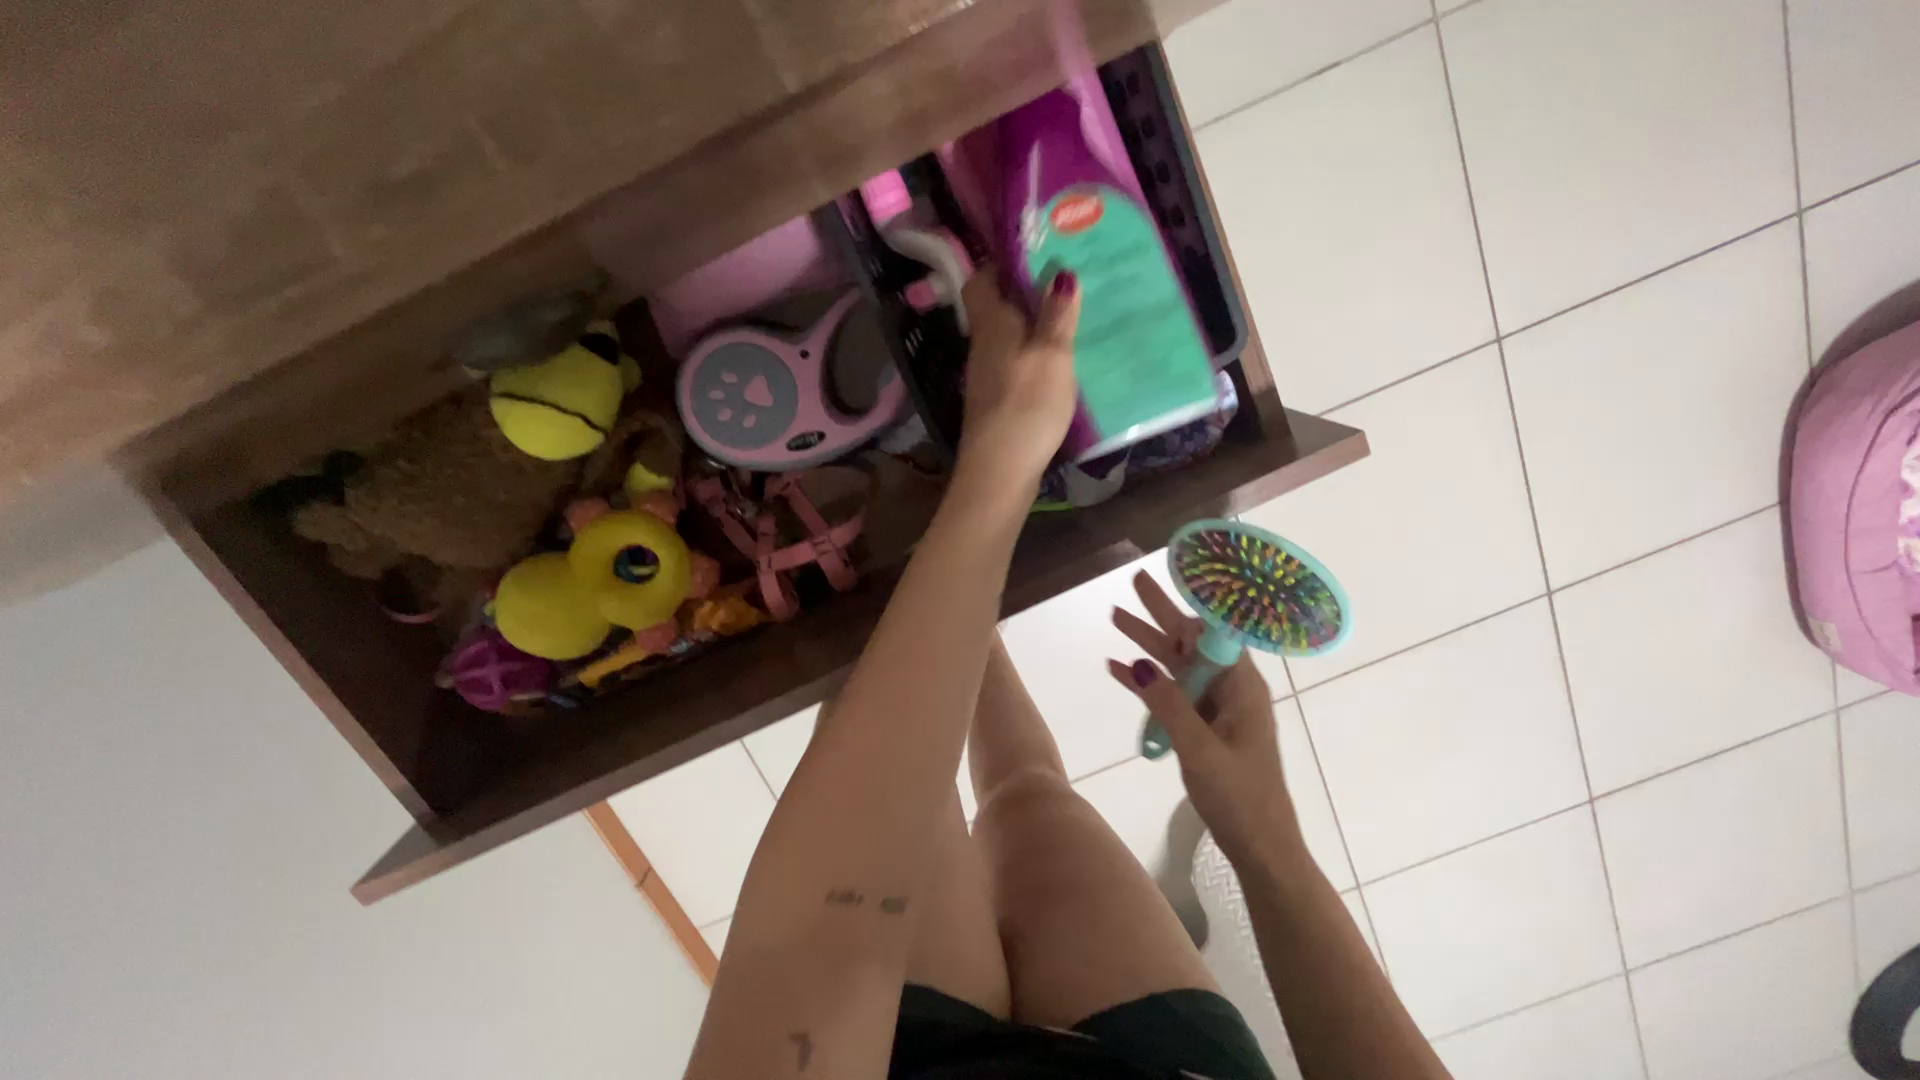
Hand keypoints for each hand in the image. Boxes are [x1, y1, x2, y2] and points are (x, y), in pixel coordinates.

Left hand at [955, 267, 1081, 487]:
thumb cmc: (1026, 405)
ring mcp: (985, 375)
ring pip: (1005, 336)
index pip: (981, 280)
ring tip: (1066, 318)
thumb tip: (1062, 273)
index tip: (1033, 253)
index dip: (1000, 264)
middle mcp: (982, 345)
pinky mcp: (994, 401)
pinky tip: (1055, 363)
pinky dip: (1030, 354)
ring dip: (1029, 325)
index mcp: (991, 324)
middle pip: (994, 307)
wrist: (999, 469)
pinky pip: (1012, 363)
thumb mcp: (1052, 354)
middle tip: (1062, 283)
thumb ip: (1057, 315)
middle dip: (1022, 293)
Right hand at [1107, 571, 1307, 870]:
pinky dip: (1145, 682)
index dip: (1189, 606)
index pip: (1214, 634)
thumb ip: (1169, 705)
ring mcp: (1214, 709)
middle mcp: (1229, 690)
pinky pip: (1170, 695)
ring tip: (1116, 617)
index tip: (1171, 578)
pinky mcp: (1201, 728)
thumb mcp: (1201, 751)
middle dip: (1162, 614)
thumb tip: (1138, 662)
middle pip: (1191, 643)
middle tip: (1135, 582)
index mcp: (1241, 689)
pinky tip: (1117, 668)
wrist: (1259, 845)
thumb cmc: (1239, 797)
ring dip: (1148, 644)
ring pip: (1177, 666)